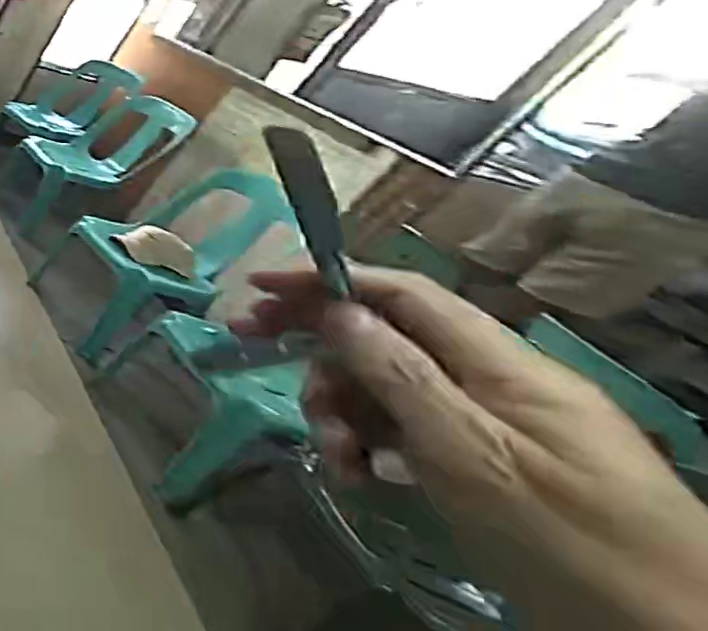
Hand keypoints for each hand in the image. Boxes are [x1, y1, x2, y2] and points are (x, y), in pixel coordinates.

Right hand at [233, 263, 707, 630]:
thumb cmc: (571, 543)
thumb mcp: (471, 456)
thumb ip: (400, 374)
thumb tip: (337, 310)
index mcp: (503, 365)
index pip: (402, 292)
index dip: (328, 278)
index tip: (261, 285)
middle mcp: (493, 381)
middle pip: (382, 335)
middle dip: (315, 342)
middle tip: (250, 343)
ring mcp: (489, 422)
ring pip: (384, 386)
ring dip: (338, 408)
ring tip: (331, 454)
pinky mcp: (482, 461)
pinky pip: (405, 429)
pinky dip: (369, 444)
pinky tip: (357, 475)